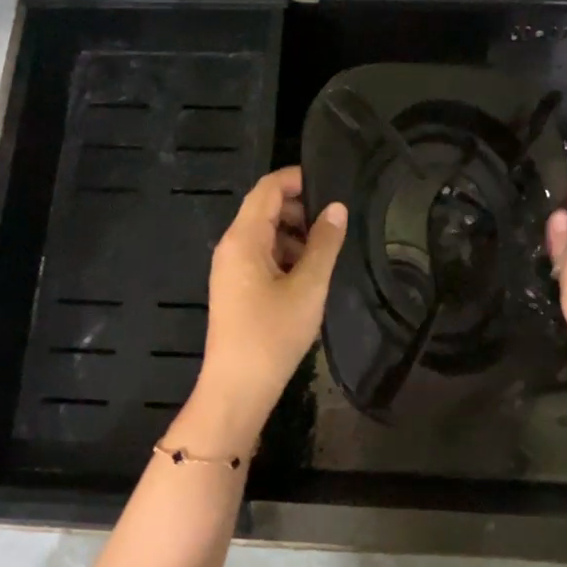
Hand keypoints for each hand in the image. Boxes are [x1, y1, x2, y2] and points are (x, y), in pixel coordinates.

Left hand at [195, 168, 346, 425]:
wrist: (238, 387)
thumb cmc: (273, 334)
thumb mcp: (309, 287)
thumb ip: (324, 244)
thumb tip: (337, 208)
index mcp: (244, 238)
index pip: (267, 189)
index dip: (296, 179)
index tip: (331, 182)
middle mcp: (231, 246)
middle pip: (264, 209)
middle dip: (299, 209)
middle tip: (335, 222)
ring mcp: (230, 269)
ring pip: (264, 235)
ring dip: (294, 235)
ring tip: (327, 252)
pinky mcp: (234, 288)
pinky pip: (260, 256)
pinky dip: (284, 255)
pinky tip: (309, 275)